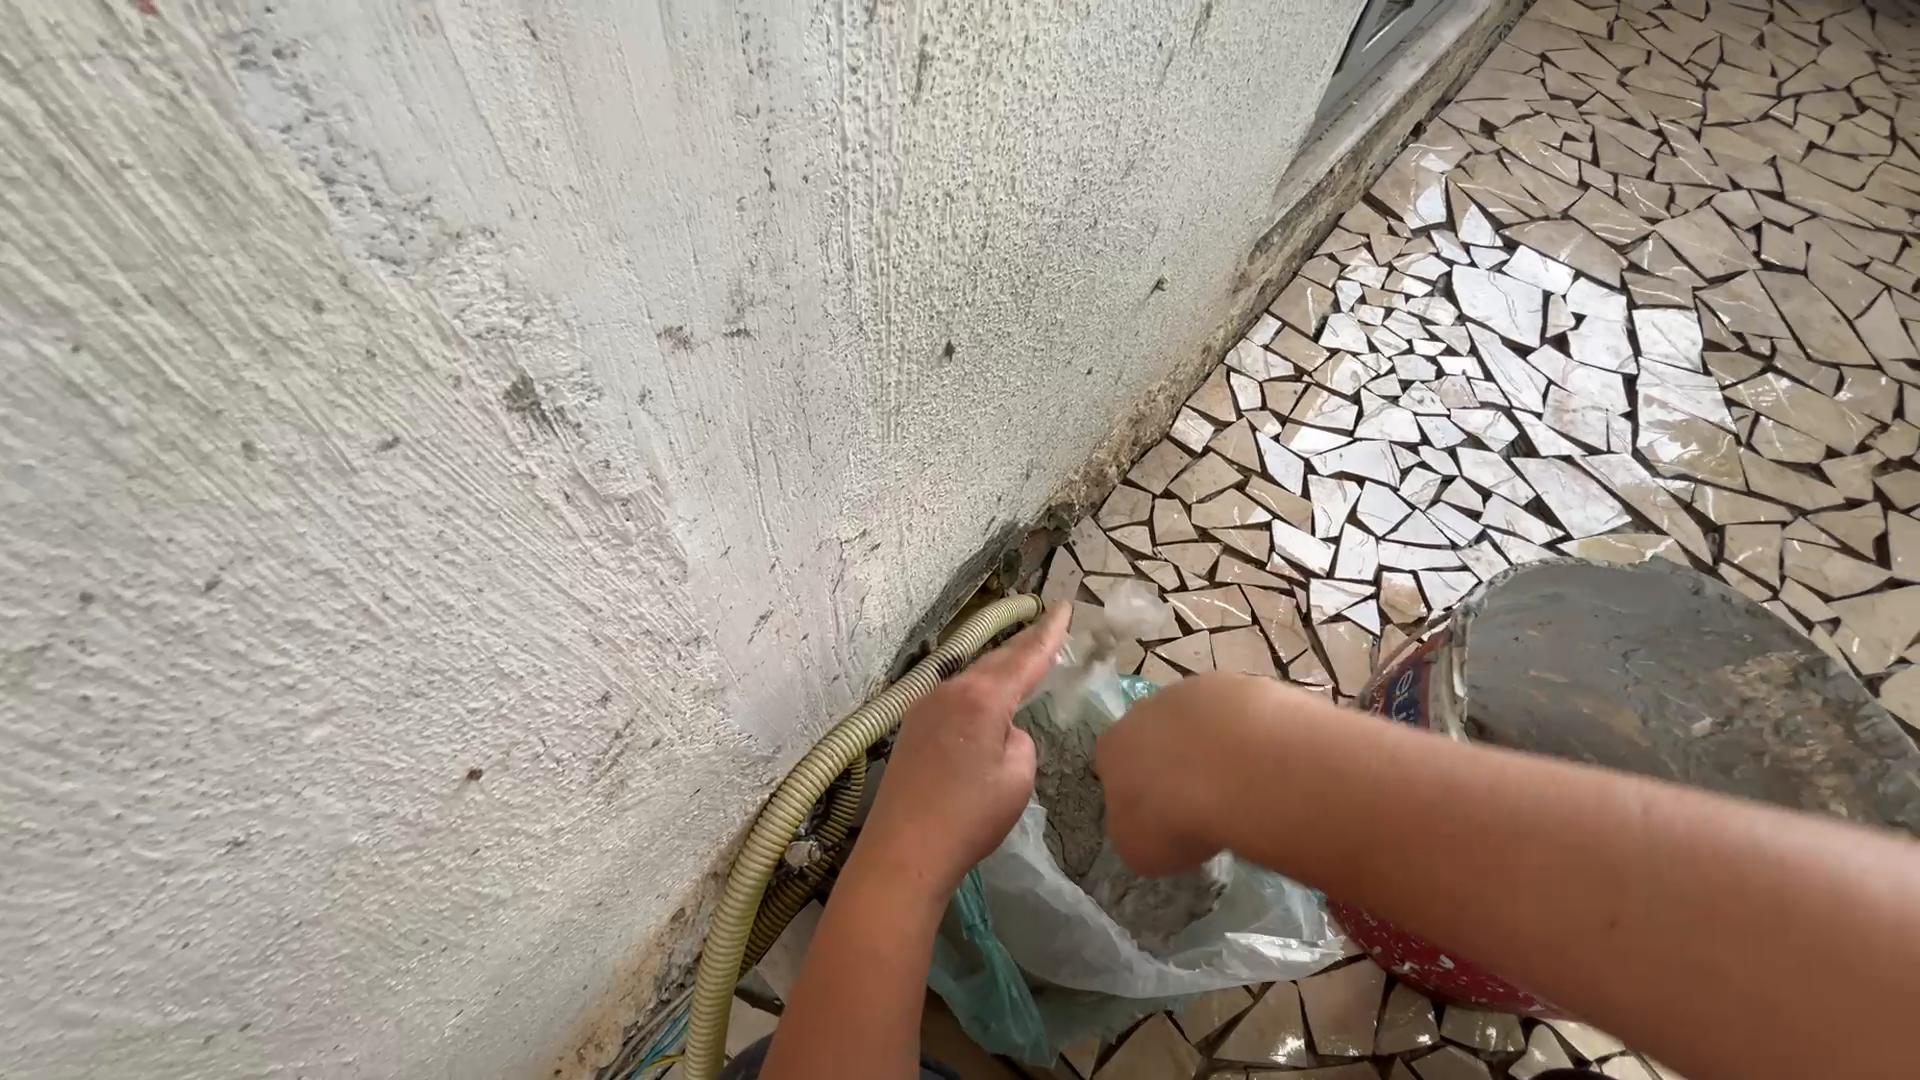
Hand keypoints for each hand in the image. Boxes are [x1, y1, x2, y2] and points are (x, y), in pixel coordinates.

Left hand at [852, 605, 1070, 897]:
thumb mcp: (1017, 777)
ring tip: (1023, 662)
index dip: (1049, 633)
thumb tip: (1002, 731)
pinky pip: (955, 695)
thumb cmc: (969, 817)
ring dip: (999, 669)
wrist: (903, 850)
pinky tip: (985, 700)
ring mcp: (925, 705)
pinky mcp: (913, 725)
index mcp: (982, 697)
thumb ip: (1019, 740)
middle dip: (1024, 646)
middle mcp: (950, 689)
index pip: (1025, 656)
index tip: (1062, 607)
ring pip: (972, 677)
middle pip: (996, 660)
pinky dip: (978, 691)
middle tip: (1050, 628)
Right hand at [1096, 673, 1293, 875]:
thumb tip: (1146, 826)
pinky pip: (1238, 711)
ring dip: (1212, 742)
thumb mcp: (1139, 850)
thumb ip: (1134, 831)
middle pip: (1154, 734)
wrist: (1239, 771)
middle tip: (1204, 795)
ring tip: (1242, 780)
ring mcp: (1190, 691)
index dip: (1139, 789)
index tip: (1164, 814)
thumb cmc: (1177, 819)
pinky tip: (1266, 760)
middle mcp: (1143, 711)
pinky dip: (1249, 731)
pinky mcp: (1235, 683)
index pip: (1116, 766)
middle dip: (1174, 759)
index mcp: (1113, 749)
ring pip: (1197, 718)